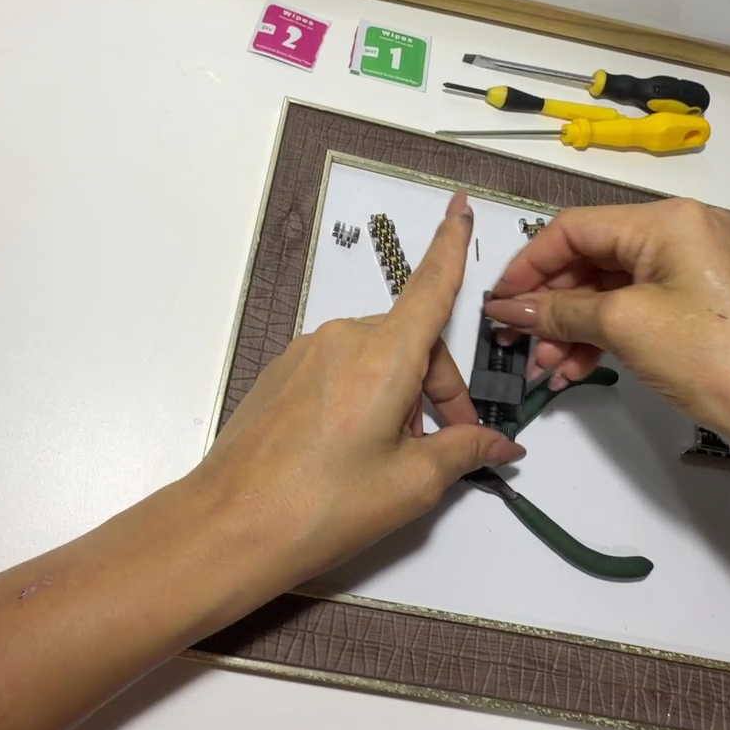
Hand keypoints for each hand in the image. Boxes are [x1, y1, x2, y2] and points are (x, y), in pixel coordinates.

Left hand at [193, 191, 525, 585]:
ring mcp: (307, 351)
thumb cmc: (325, 504)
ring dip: (399, 393)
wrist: (230, 524)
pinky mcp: (283, 370)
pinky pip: (341, 368)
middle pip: (411, 341)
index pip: (431, 287)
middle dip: (437, 386)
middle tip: (445, 443)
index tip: (461, 206)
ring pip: (376, 356)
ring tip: (393, 455)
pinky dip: (363, 394)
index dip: (452, 246)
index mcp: (383, 353)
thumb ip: (464, 450)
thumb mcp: (411, 482)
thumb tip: (499, 442)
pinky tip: (354, 446)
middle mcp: (344, 338)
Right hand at [484, 199, 729, 455]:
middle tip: (521, 344)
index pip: (574, 228)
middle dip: (551, 305)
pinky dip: (603, 335)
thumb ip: (558, 311)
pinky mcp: (700, 303)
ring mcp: (694, 269)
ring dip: (573, 327)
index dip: (528, 264)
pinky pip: (635, 309)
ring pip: (610, 289)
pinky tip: (578, 369)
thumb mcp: (624, 326)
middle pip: (591, 259)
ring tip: (549, 368)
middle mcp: (681, 232)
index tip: (498, 303)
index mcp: (666, 219)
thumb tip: (506, 308)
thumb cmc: (713, 356)